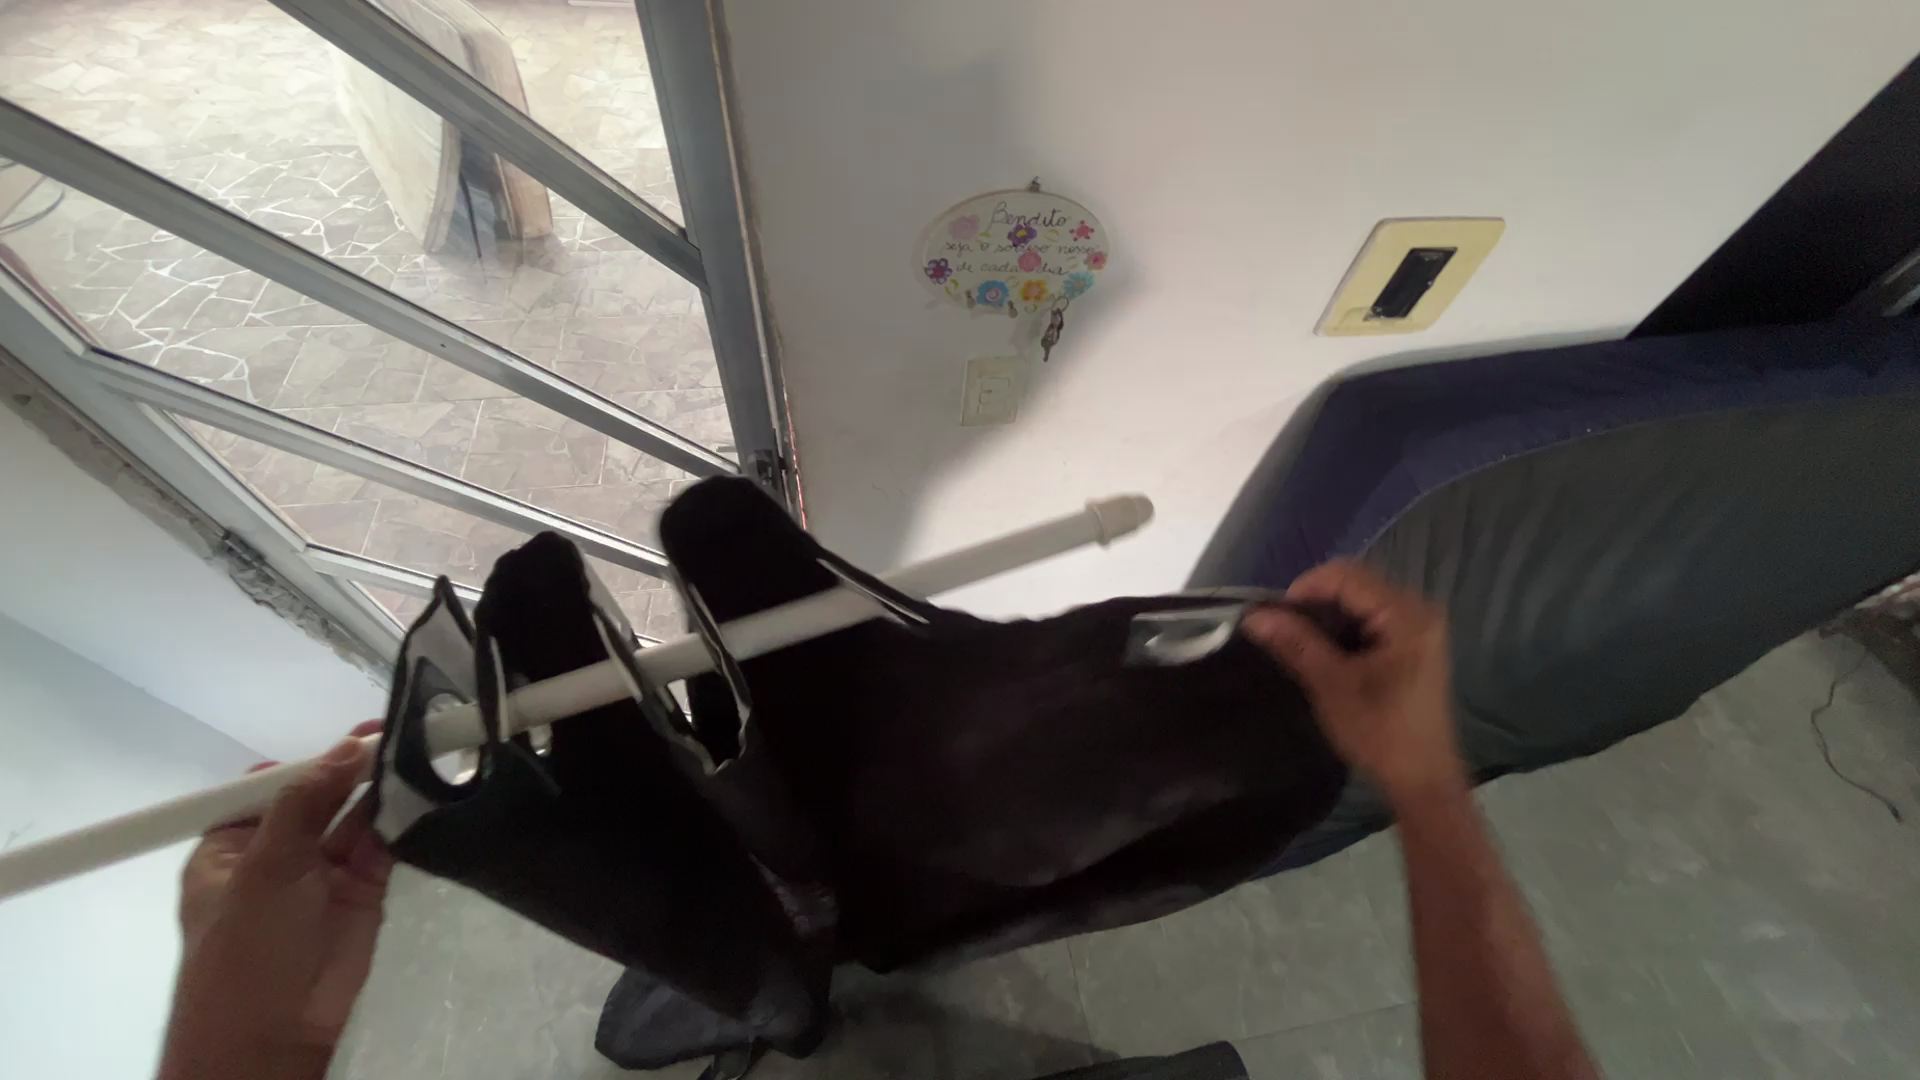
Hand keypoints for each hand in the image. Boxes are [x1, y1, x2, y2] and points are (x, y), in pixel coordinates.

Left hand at [160, 722, 392, 1079]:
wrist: (278, 1031)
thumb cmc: (248, 947)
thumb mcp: (265, 869)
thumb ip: (305, 803)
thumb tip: (347, 747)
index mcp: (233, 848)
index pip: (273, 788)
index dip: (312, 760)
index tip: (356, 734)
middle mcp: (280, 853)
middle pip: (323, 796)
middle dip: (356, 768)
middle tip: (401, 733)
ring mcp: (326, 869)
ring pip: (359, 815)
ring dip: (385, 788)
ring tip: (423, 752)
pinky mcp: (367, 883)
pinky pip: (388, 839)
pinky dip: (406, 815)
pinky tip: (428, 789)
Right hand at [1242, 560, 1463, 803]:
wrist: (1422, 780)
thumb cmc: (1381, 733)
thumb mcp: (1332, 685)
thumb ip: (1295, 643)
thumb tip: (1253, 615)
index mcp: (1406, 615)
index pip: (1345, 576)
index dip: (1303, 590)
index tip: (1276, 619)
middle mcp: (1417, 610)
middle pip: (1352, 581)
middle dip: (1312, 601)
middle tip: (1284, 631)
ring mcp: (1417, 625)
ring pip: (1356, 597)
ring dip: (1324, 614)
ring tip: (1299, 641)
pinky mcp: (1411, 641)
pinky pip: (1367, 614)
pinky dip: (1340, 625)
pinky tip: (1324, 649)